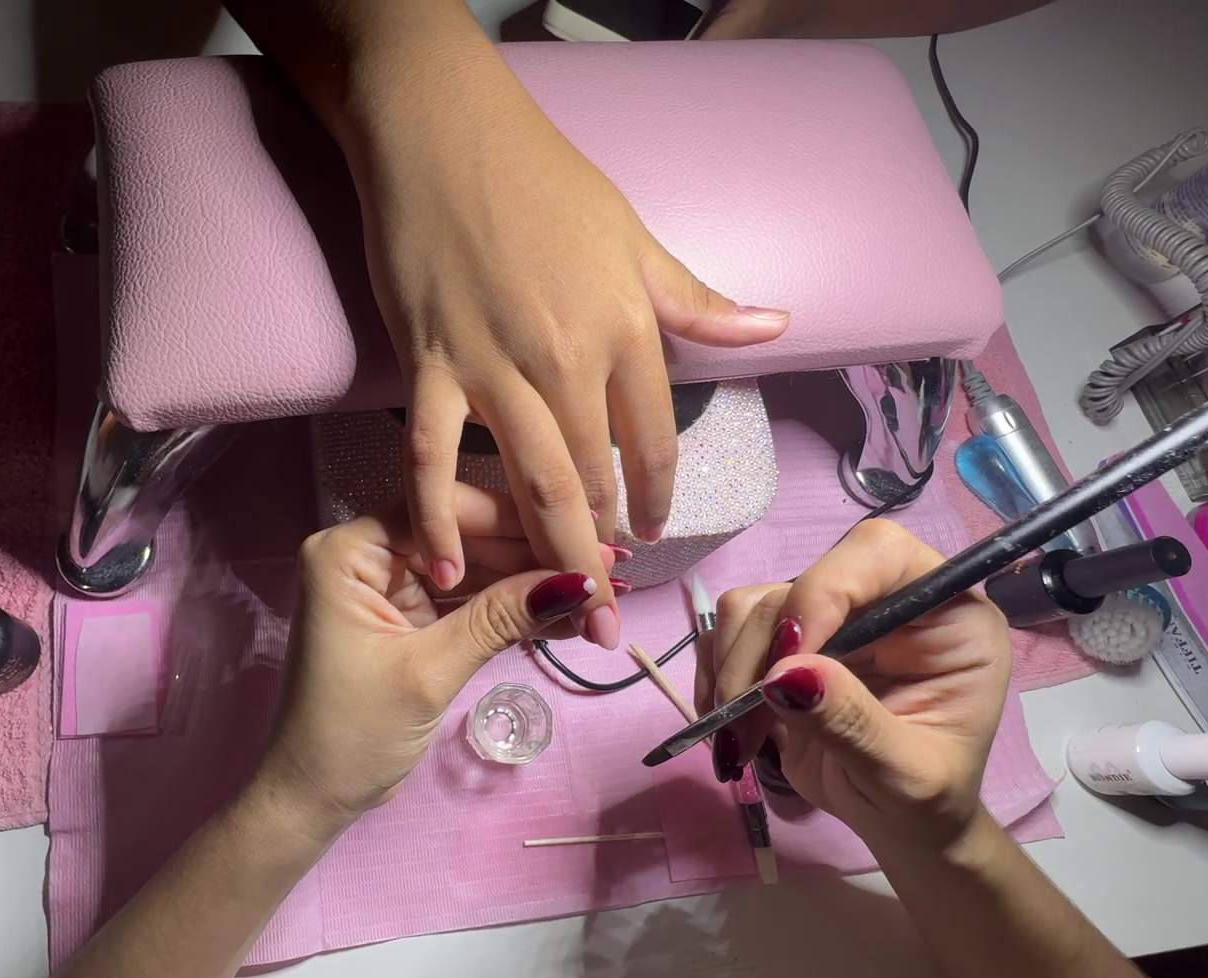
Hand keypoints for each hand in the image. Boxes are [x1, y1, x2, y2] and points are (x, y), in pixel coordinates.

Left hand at [254, 485, 603, 836]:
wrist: (315, 796)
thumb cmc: (354, 733)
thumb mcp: (429, 671)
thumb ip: (499, 619)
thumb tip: (581, 580)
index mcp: (350, 550)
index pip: (443, 513)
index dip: (516, 524)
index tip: (583, 537)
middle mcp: (368, 553)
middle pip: (463, 538)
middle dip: (532, 559)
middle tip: (607, 568)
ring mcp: (389, 584)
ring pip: (472, 569)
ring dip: (529, 585)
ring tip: (599, 594)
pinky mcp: (408, 615)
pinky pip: (466, 600)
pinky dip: (509, 610)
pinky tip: (563, 615)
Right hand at [338, 32, 787, 649]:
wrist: (443, 137)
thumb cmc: (541, 182)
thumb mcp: (633, 236)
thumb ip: (696, 302)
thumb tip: (777, 327)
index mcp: (624, 326)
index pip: (654, 437)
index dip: (656, 496)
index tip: (650, 535)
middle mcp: (567, 360)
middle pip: (596, 477)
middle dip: (606, 551)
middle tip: (609, 610)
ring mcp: (493, 369)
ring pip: (530, 480)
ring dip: (550, 550)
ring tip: (561, 604)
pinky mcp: (429, 370)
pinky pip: (432, 458)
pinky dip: (434, 517)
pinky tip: (446, 570)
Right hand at [695, 520, 1012, 854]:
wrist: (895, 818)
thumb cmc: (925, 798)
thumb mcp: (908, 775)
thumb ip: (855, 723)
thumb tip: (786, 675)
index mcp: (940, 614)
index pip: (875, 553)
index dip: (823, 591)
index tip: (790, 661)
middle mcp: (876, 601)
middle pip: (791, 587)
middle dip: (757, 657)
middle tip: (744, 724)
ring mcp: (821, 618)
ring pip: (745, 609)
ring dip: (730, 673)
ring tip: (739, 738)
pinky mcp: (776, 640)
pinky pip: (723, 637)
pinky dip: (714, 681)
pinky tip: (730, 728)